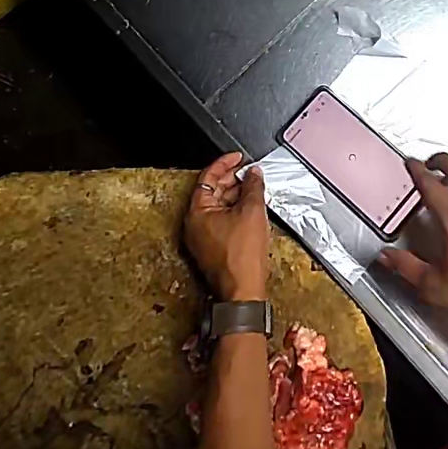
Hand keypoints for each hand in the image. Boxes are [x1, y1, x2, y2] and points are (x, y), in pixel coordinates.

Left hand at [185, 152, 269, 301]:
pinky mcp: (212, 247)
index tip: (237, 157)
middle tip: (249, 172)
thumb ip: (252, 186)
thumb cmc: (242, 256)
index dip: (225, 163)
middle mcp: (194, 223)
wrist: (242, 291)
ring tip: (254, 188)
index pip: (207, 177)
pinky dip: (234, 210)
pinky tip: (249, 208)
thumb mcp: (252, 211)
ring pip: (217, 205)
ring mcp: (202, 237)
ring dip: (235, 194)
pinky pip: (221, 220)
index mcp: (197, 212)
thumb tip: (253, 174)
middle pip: (211, 190)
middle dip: (231, 178)